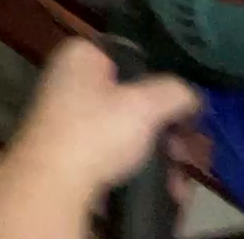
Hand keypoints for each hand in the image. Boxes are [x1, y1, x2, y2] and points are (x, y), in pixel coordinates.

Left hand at [12, 38, 200, 196]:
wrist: (53, 177)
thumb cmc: (96, 131)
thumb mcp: (143, 106)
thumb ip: (173, 93)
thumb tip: (190, 93)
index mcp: (81, 54)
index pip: (134, 58)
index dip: (165, 85)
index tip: (190, 114)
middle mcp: (72, 76)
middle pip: (135, 97)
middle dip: (168, 130)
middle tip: (187, 154)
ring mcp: (70, 109)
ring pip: (129, 126)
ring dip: (160, 154)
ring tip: (179, 181)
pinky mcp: (73, 140)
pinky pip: (115, 146)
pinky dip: (140, 164)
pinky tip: (165, 189)